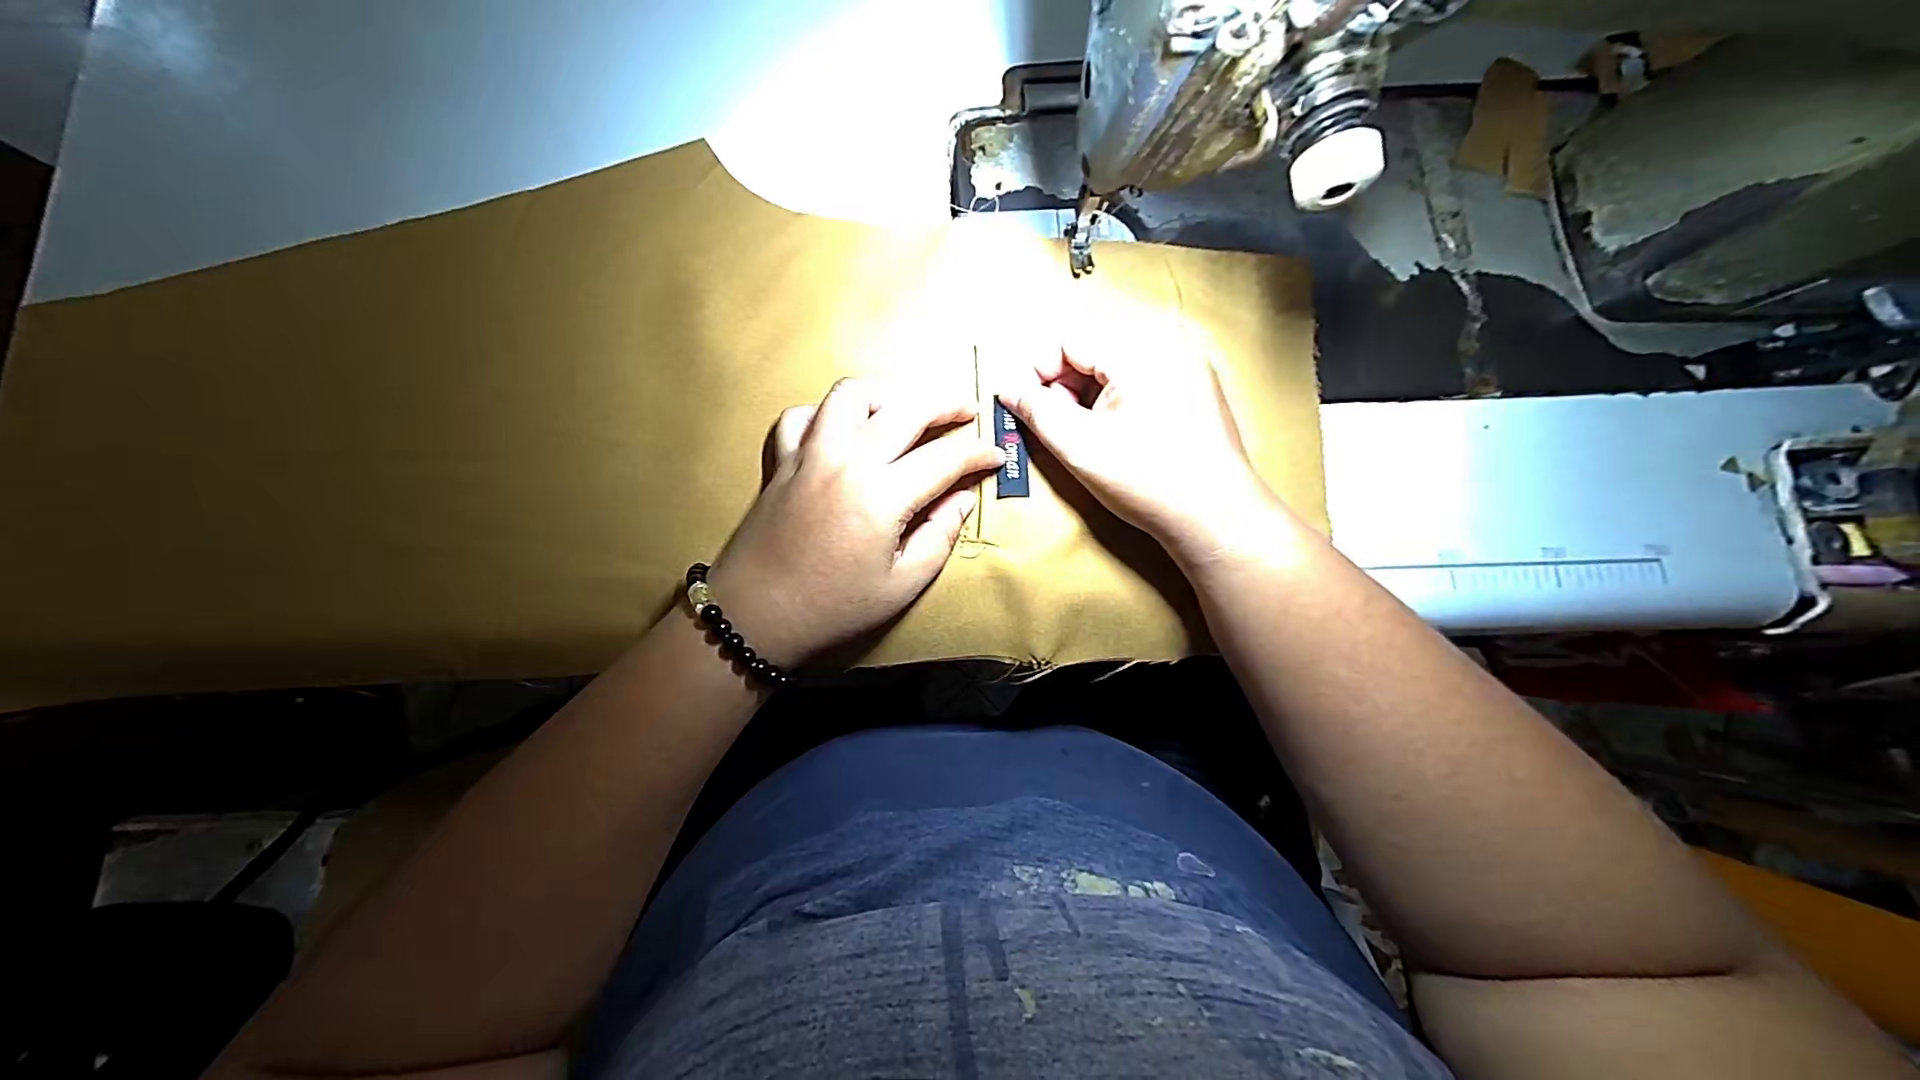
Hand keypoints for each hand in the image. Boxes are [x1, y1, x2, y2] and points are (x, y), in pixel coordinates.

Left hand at [707, 378, 1004, 666]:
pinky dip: (827, 413)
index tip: (995, 455)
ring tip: (906, 410)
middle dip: (945, 404)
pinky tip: (842, 430)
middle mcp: (846, 460)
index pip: (944, 458)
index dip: (977, 453)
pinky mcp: (781, 461)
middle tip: (966, 411)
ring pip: (851, 394)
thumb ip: (939, 535)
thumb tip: (960, 499)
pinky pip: (802, 416)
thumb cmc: (832, 609)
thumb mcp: (902, 584)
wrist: (753, 618)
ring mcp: (808, 454)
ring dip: (887, 394)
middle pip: (905, 409)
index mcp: (881, 495)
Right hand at [999, 331, 1285, 564]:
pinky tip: (1113, 436)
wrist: (1216, 518)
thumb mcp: (1078, 446)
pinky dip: (1116, 402)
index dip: (1039, 372)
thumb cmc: (1155, 483)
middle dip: (1064, 386)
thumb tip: (1010, 390)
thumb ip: (1035, 411)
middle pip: (1092, 349)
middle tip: (1056, 425)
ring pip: (1114, 366)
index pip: (1069, 339)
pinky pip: (1140, 380)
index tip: (1026, 403)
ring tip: (1087, 436)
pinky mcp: (1193, 388)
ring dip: (1088, 395)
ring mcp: (1186, 365)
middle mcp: (1168, 345)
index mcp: (1140, 350)